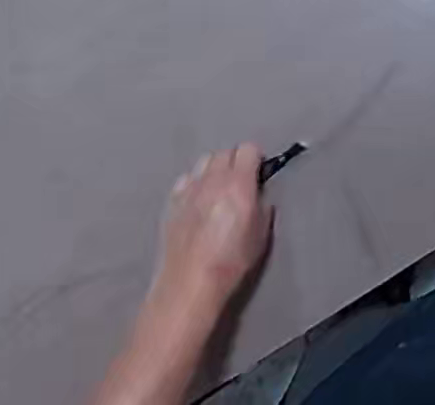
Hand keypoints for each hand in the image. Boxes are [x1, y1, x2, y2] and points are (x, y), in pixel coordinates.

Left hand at [149, 144, 273, 323]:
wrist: (189, 286)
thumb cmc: (231, 261)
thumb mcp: (262, 233)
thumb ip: (263, 205)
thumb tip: (259, 195)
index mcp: (239, 183)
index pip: (249, 149)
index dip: (256, 158)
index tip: (259, 172)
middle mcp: (214, 179)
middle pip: (226, 151)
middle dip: (236, 160)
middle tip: (240, 181)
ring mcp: (189, 190)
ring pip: (204, 161)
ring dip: (215, 168)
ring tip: (218, 187)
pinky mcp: (171, 203)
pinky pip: (185, 179)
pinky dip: (194, 182)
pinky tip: (197, 199)